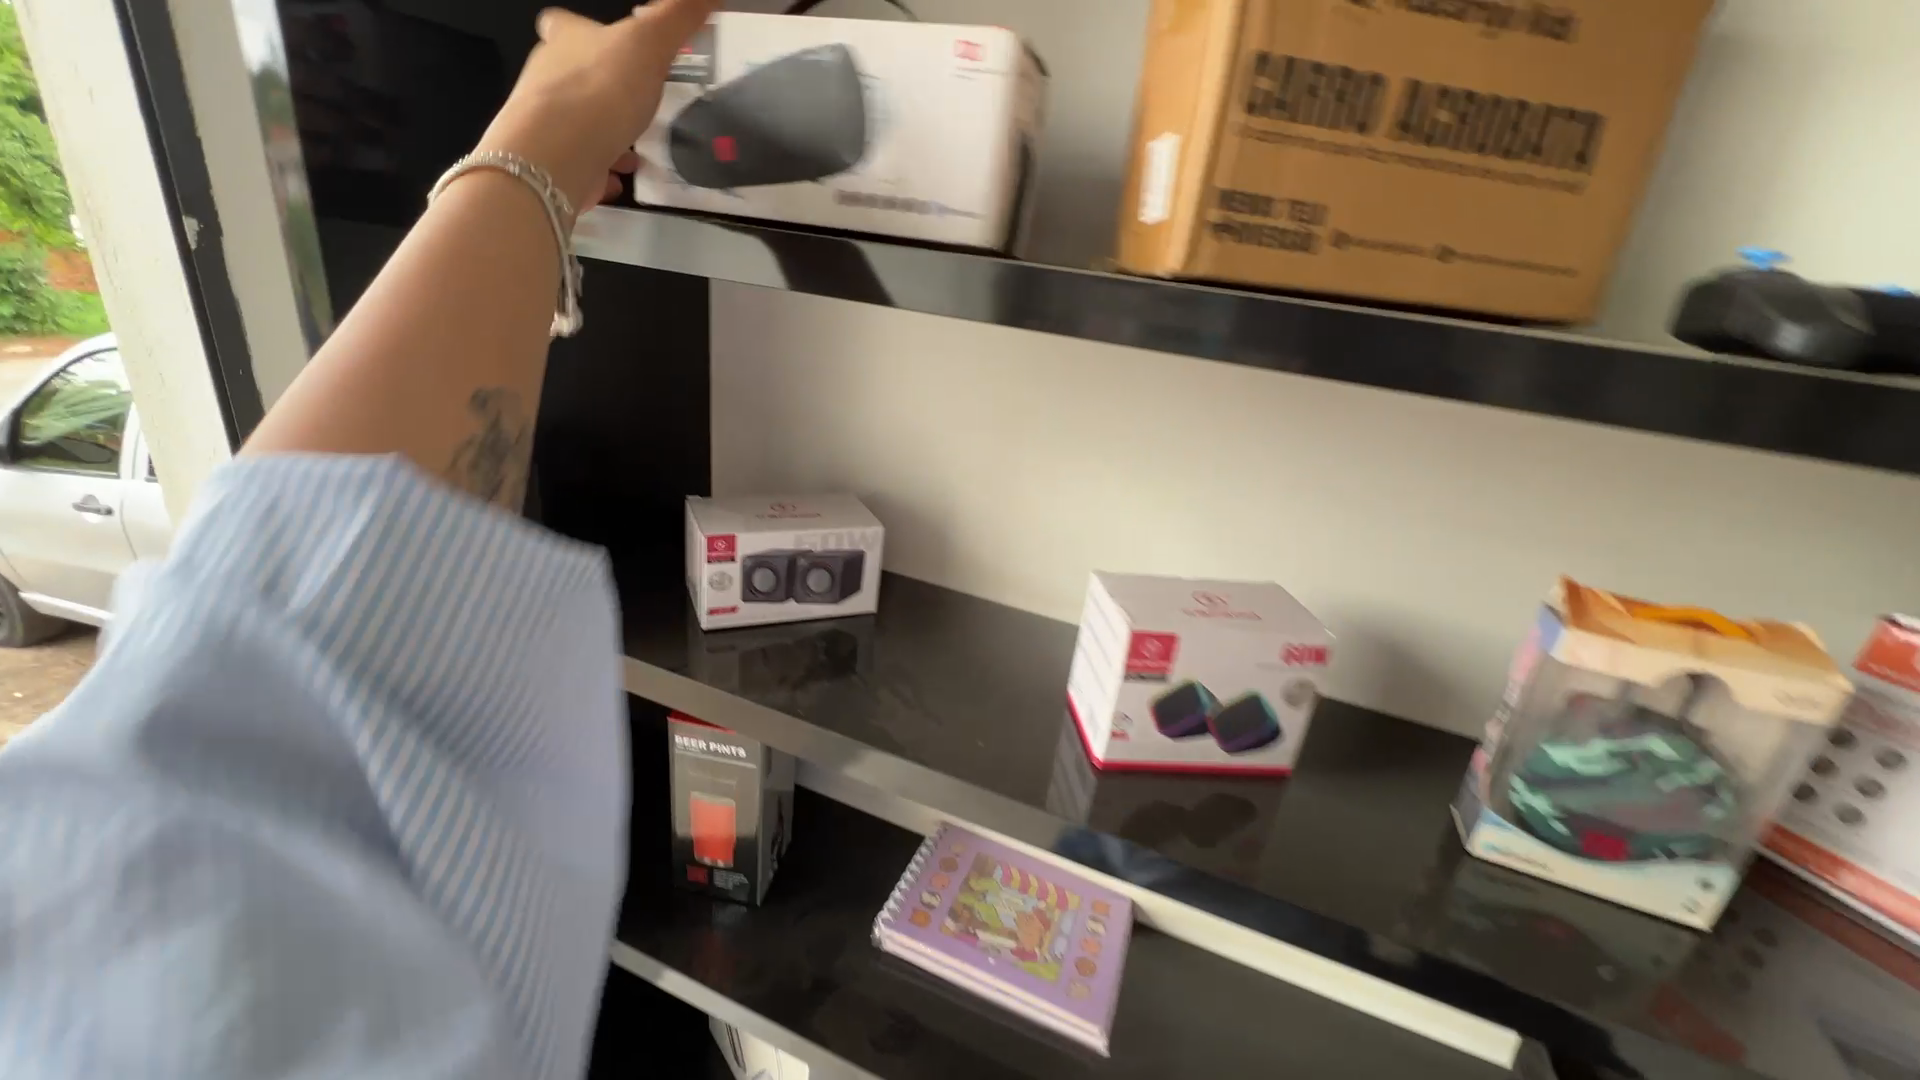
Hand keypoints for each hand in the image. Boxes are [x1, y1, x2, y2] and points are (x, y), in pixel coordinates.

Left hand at [477, 0, 719, 215]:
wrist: (559, 153)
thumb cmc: (602, 88)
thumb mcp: (650, 42)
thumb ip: (678, 15)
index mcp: (566, 41)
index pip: (561, 24)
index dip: (577, 29)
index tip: (600, 41)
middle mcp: (548, 77)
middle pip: (570, 75)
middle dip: (599, 87)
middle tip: (632, 101)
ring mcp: (549, 124)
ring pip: (578, 122)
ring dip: (604, 132)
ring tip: (636, 148)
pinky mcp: (556, 164)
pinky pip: (581, 163)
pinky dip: (600, 170)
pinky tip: (621, 179)